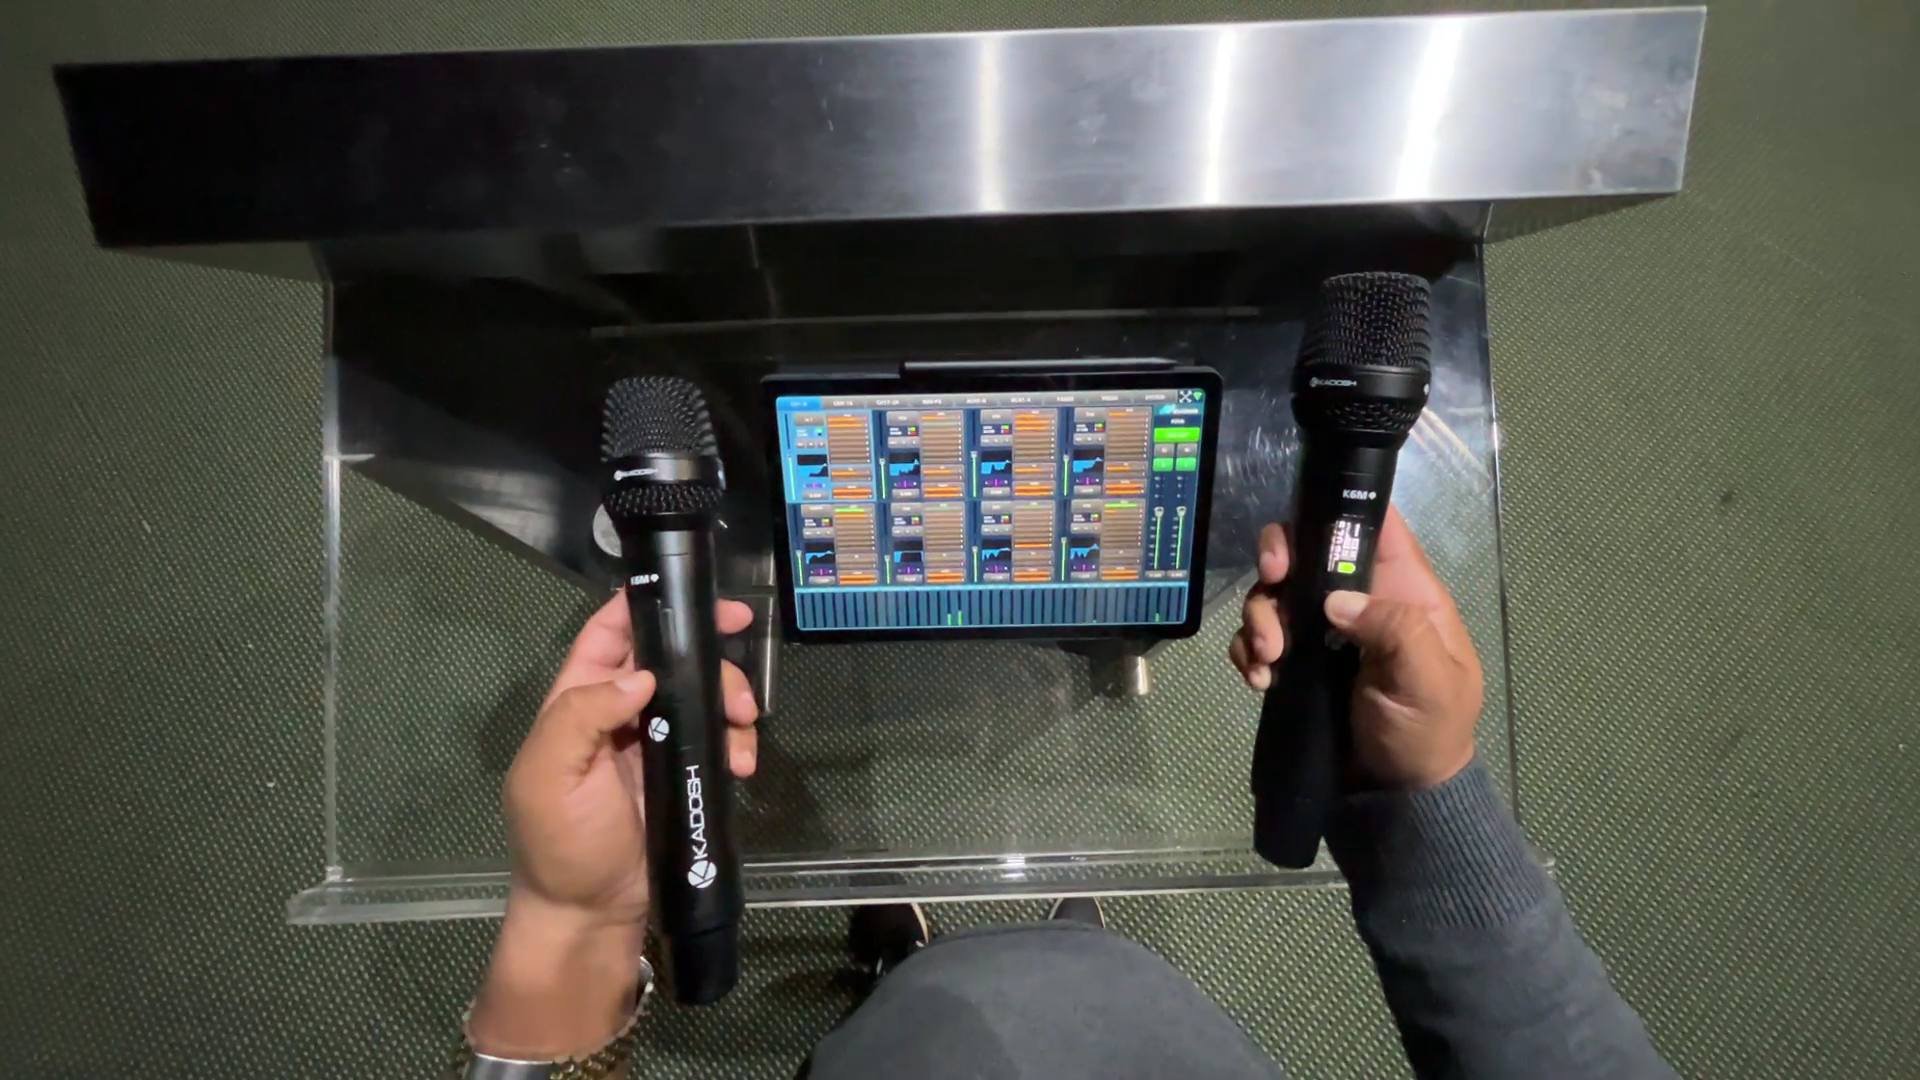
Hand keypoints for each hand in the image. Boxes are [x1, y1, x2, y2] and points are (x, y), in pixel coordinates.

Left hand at [469, 594, 760, 1057]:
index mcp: (581, 698)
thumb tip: (644, 675)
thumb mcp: (550, 775)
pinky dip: (738, 740)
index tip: (701, 601)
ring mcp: (657, 738)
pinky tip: (743, 763)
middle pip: (674, 658)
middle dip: (713, 661)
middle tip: (741, 687)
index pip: (612, 631)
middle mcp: (621, 709)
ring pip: (704, 693)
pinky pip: (719, 736)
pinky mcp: (686, 767)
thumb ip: (583, 715)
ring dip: (733, 701)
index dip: (650, 605)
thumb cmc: (563, 842)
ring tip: (746, 729)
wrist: (594, 912)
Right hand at [1229, 506, 1483, 790]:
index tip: (1298, 543)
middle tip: (1269, 596)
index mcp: (1401, 591)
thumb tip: (1335, 601)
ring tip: (1267, 661)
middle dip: (1275, 568)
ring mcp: (1319, 629)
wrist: (1393, 791)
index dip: (1333, 514)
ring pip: (1273, 595)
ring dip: (1258, 621)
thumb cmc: (1426, 731)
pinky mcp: (1293, 658)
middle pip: (1304, 553)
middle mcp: (1356, 599)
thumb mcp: (1430, 681)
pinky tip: (1258, 680)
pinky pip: (1256, 636)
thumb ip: (1396, 631)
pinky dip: (1248, 652)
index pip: (1371, 526)